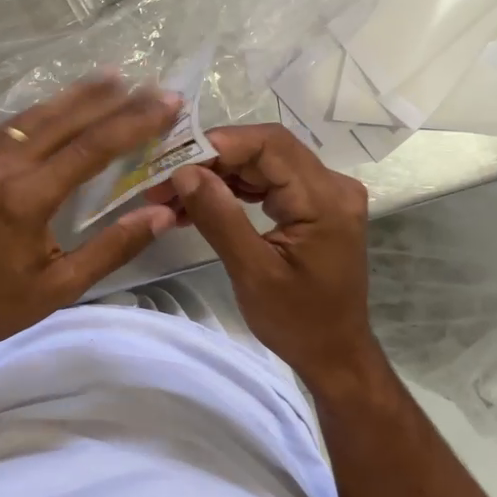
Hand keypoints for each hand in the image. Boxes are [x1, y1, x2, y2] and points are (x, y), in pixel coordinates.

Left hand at [0, 72, 181, 365]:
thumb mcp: (62, 286)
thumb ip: (112, 248)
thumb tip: (162, 215)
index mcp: (26, 200)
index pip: (89, 149)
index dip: (133, 123)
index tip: (168, 104)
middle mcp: (3, 171)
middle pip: (64, 122)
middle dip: (111, 101)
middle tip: (152, 84)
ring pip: (35, 118)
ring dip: (75, 97)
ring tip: (113, 80)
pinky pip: (13, 130)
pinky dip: (43, 112)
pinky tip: (61, 107)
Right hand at [147, 124, 388, 397]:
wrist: (334, 353)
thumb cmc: (297, 320)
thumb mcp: (253, 272)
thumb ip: (221, 218)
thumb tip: (184, 173)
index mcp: (325, 199)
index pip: (270, 146)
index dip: (219, 144)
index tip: (171, 162)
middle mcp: (332, 186)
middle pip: (265, 151)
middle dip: (211, 160)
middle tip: (162, 183)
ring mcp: (324, 196)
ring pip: (263, 165)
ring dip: (217, 176)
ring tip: (171, 196)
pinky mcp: (312, 208)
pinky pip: (268, 185)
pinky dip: (232, 191)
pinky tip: (198, 205)